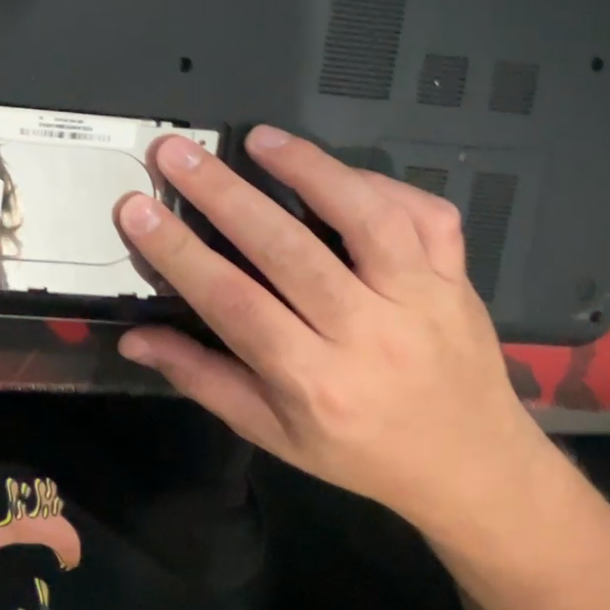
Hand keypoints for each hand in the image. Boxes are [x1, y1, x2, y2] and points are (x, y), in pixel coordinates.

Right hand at [114, 127, 555, 526]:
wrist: (476, 471)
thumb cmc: (358, 451)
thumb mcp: (270, 433)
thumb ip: (201, 378)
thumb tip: (134, 338)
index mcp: (315, 381)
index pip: (234, 303)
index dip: (180, 253)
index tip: (137, 209)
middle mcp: (369, 335)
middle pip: (289, 251)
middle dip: (224, 195)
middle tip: (176, 152)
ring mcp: (422, 301)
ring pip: (368, 220)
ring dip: (309, 169)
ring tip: (258, 138)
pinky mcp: (458, 279)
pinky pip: (426, 215)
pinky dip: (381, 182)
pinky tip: (335, 170)